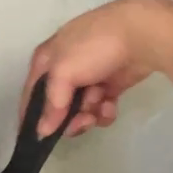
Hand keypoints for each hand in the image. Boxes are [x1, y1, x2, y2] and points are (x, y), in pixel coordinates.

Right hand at [23, 0, 172, 136]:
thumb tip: (41, 132)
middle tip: (83, 120)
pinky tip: (112, 104)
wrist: (140, 34)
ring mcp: (88, 78)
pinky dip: (105, 110)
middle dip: (69, 118)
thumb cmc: (94, 48)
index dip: (33, 116)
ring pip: (80, 111)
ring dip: (90, 113)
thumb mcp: (63, 72)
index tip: (39, 138)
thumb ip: (51, 104)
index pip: (32, 94)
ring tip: (101, 103)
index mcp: (46, 60)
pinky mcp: (109, 86)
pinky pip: (100, 108)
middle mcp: (64, 70)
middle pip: (58, 108)